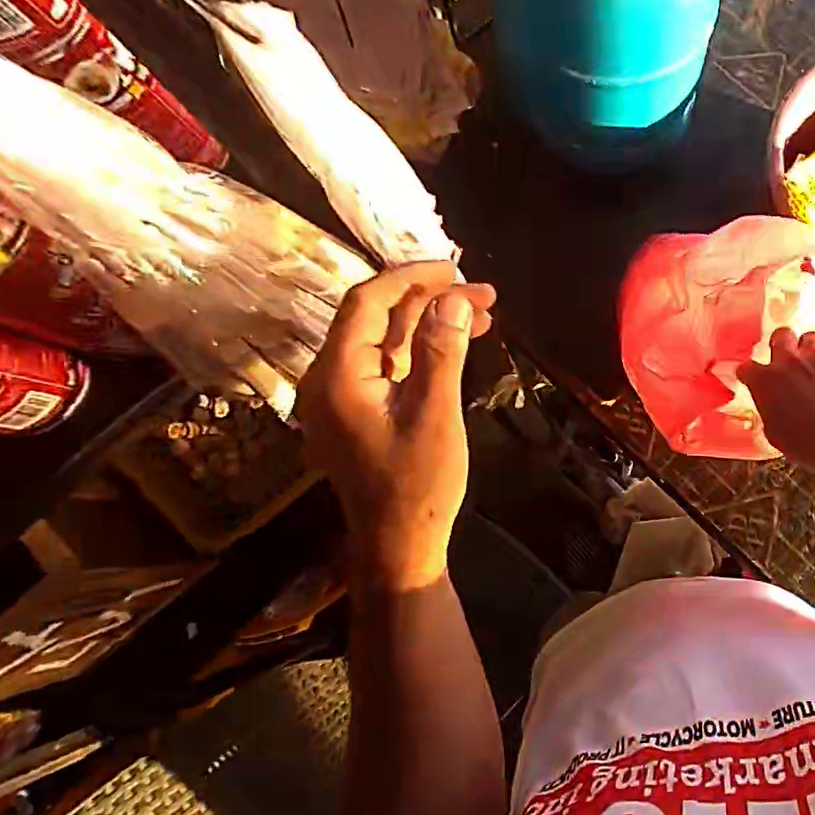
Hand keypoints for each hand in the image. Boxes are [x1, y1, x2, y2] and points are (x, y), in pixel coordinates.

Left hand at [296, 262, 495, 590]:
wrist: (400, 544)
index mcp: (338, 376)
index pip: (366, 303)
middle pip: (376, 319)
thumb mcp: (436, 414)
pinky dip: (421, 352)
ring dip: (430, 325)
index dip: (410, 278)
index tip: (456, 270)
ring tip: (482, 315)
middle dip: (430, 300)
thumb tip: (455, 301)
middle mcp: (330, 380)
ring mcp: (343, 398)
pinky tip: (455, 345)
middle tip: (483, 295)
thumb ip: (441, 352)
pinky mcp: (360, 414)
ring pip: (385, 343)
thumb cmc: (418, 484)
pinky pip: (388, 368)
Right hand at [737, 327, 814, 480]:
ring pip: (810, 337)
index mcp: (766, 380)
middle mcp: (791, 362)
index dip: (748, 374)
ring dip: (807, 348)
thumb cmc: (805, 444)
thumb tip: (773, 407)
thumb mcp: (774, 433)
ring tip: (809, 364)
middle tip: (782, 361)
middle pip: (781, 335)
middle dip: (780, 344)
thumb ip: (770, 411)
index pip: (747, 367)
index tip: (751, 381)